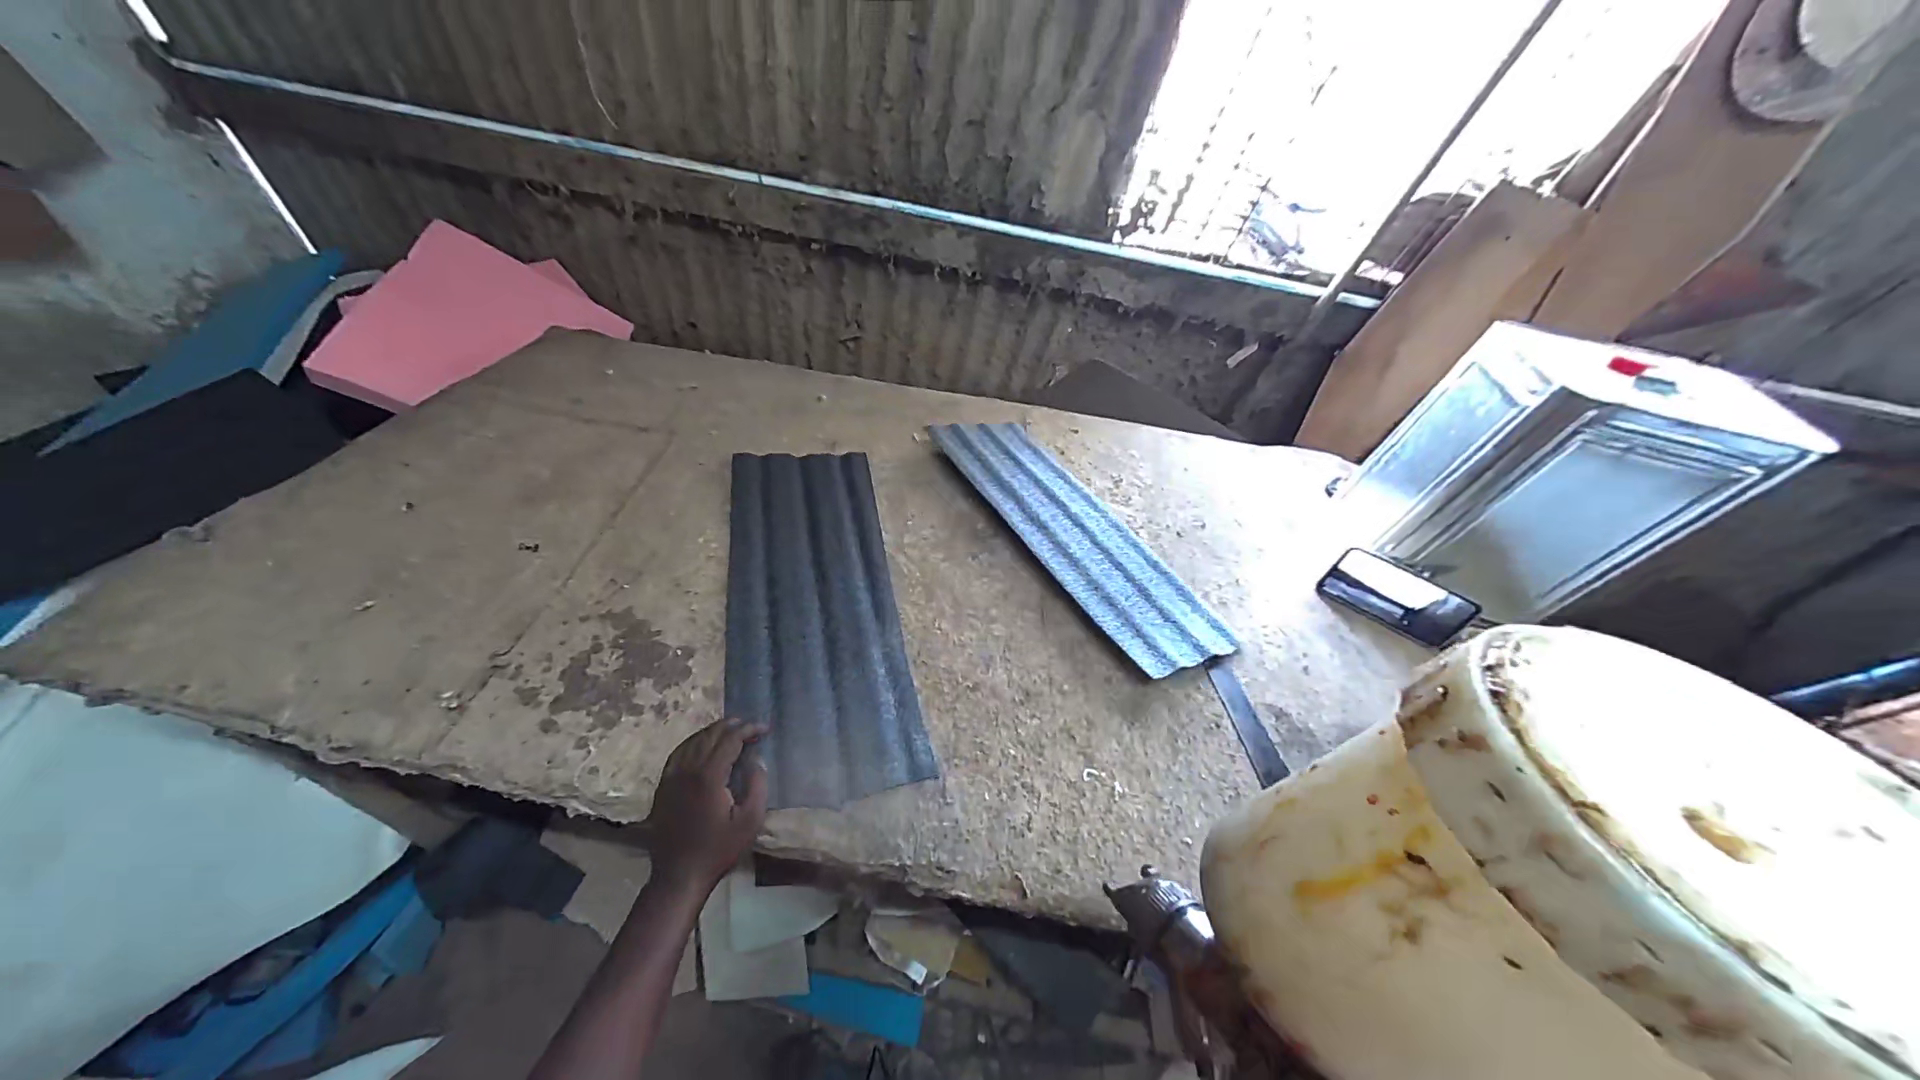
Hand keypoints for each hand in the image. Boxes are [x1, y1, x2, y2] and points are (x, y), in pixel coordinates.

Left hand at [643, 717, 768, 895]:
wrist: (679, 875)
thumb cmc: (719, 849)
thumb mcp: (750, 820)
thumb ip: (757, 784)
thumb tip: (756, 758)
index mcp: (709, 775)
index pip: (730, 739)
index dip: (749, 729)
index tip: (765, 729)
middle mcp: (687, 770)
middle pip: (710, 735)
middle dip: (732, 726)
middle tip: (750, 726)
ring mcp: (671, 777)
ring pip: (693, 741)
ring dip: (713, 731)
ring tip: (730, 730)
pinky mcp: (663, 787)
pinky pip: (678, 754)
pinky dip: (693, 742)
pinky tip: (702, 745)